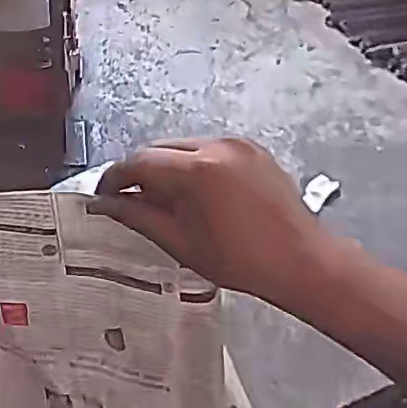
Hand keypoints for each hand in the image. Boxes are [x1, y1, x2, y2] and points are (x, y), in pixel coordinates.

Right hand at [91, 137, 335, 305]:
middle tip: (129, 200)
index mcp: (197, 169)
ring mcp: (237, 145)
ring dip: (164, 168)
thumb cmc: (241, 260)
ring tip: (163, 200)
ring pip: (180, 147)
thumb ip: (136, 216)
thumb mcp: (178, 241)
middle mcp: (217, 146)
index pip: (138, 162)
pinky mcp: (251, 149)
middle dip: (139, 173)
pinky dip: (190, 165)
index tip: (104, 195)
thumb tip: (106, 205)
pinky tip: (192, 193)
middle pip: (158, 149)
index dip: (115, 178)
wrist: (302, 262)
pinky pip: (206, 149)